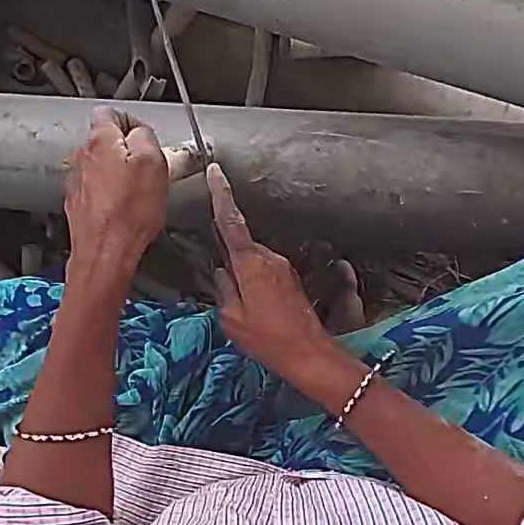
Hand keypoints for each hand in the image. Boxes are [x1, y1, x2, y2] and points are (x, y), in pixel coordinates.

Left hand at [65, 107, 167, 279]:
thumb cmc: (128, 215)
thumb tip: (142, 132)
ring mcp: (78, 182)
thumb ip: (147, 137)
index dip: (134, 123)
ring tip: (138, 196)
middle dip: (129, 153)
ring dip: (119, 176)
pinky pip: (99, 191)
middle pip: (108, 142)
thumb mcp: (154, 164)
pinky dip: (111, 196)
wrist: (105, 253)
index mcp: (100, 140)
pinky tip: (125, 211)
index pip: (112, 112)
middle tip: (149, 172)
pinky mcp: (79, 204)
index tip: (147, 140)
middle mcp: (82, 157)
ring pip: (103, 168)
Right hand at [208, 163, 336, 376]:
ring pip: (253, 261)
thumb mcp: (232, 318)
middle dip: (228, 257)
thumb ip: (222, 290)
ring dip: (243, 275)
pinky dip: (255, 282)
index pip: (230, 221)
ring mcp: (283, 268)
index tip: (214, 172)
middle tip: (225, 287)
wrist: (308, 352)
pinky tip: (257, 308)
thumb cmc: (268, 338)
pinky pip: (264, 271)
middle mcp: (269, 258)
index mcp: (251, 263)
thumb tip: (220, 273)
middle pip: (240, 244)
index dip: (220, 194)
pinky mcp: (291, 279)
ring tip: (245, 308)